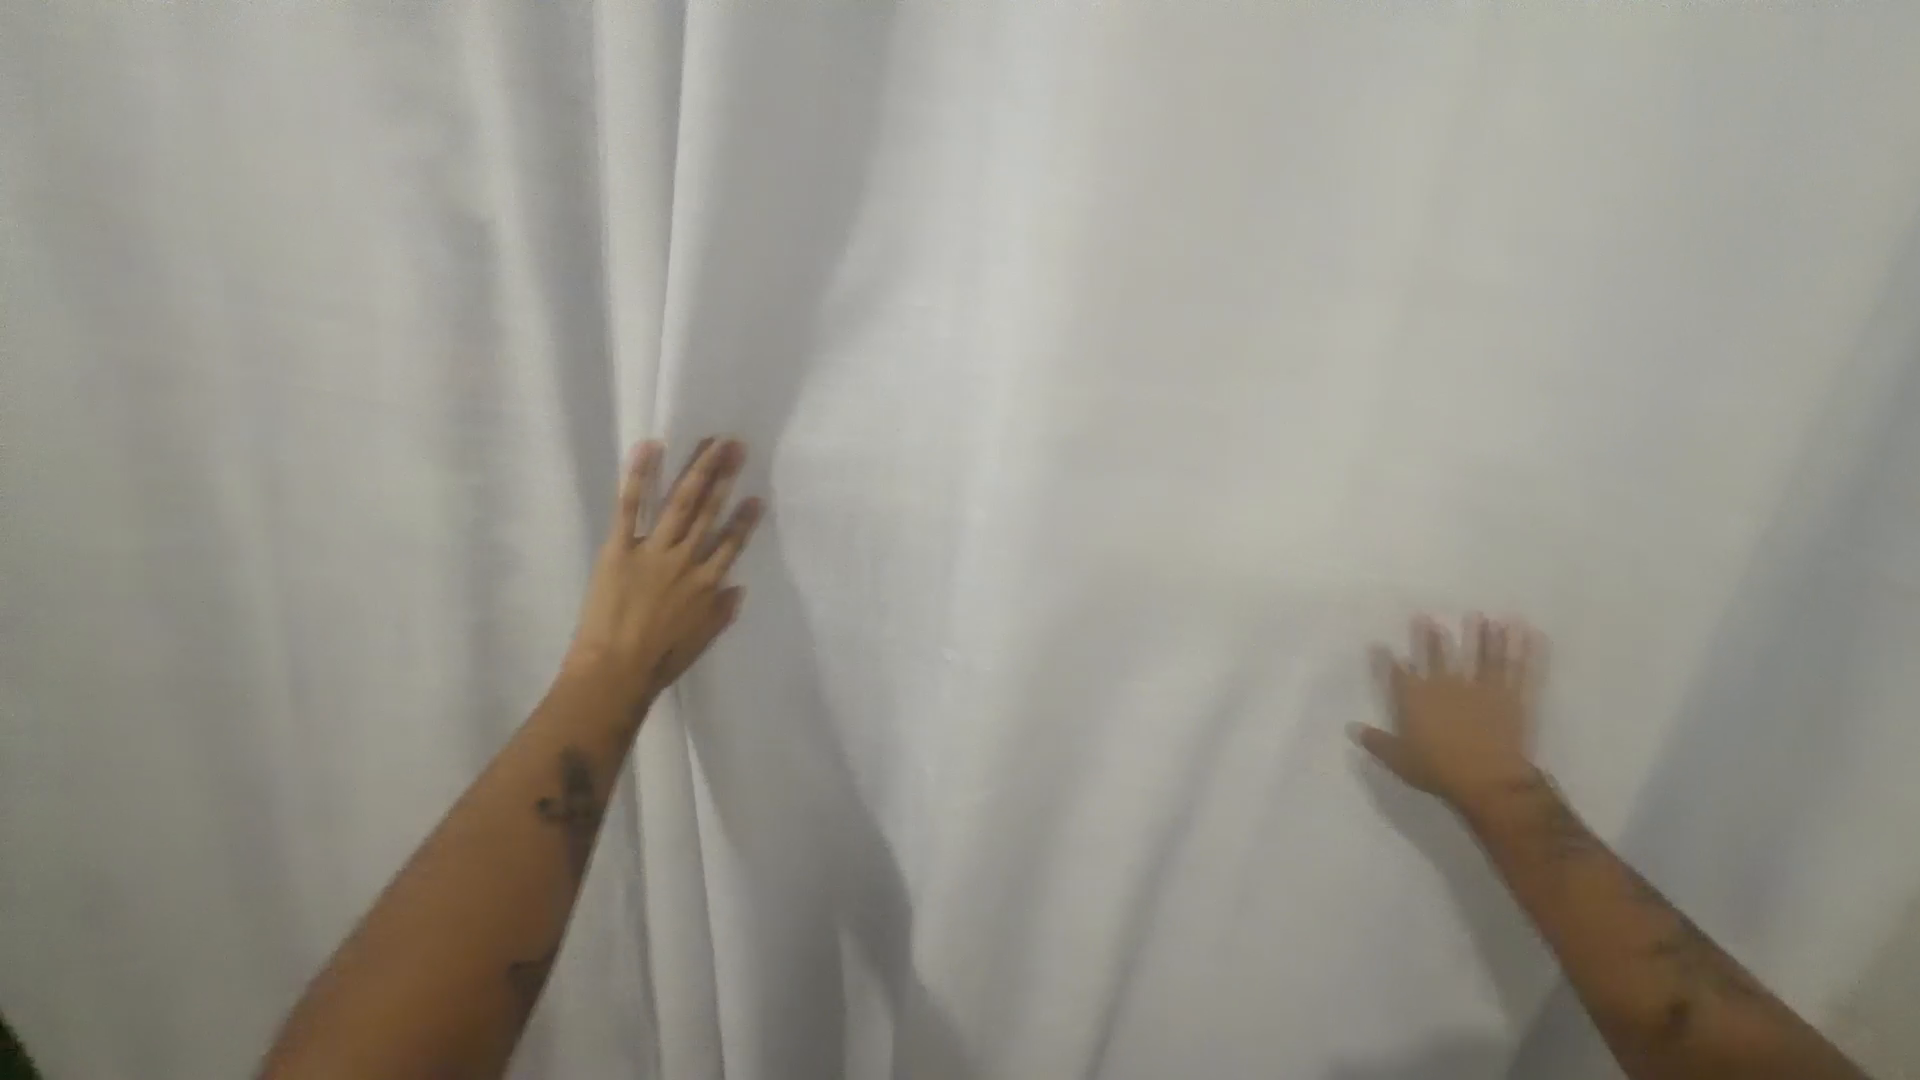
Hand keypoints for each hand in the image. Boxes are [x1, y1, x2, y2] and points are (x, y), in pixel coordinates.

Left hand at [563, 437, 762, 712]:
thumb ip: (722, 612)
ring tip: (711, 444)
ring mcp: (654, 551)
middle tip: (735, 446)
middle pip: (708, 512)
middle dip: (723, 477)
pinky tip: (650, 448)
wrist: (616, 670)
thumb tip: (738, 587)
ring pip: (680, 503)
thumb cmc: (660, 661)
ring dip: (697, 470)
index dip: (745, 520)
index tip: (757, 497)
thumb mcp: (702, 640)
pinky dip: (639, 476)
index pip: (731, 544)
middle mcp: (686, 560)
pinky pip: (630, 507)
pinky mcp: (620, 548)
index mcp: (708, 584)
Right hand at [1352, 615, 1544, 811]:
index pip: (1398, 673)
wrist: (1488, 781)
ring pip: (1481, 656)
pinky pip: (1520, 670)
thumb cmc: (1439, 770)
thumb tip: (1352, 729)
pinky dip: (1527, 651)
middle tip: (1428, 616)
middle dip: (1432, 636)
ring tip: (1482, 616)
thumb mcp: (1398, 759)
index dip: (1387, 658)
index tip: (1380, 644)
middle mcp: (1446, 686)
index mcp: (1416, 699)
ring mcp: (1482, 688)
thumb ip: (1376, 742)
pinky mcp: (1512, 698)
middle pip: (1437, 655)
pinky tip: (1530, 633)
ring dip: (1483, 635)